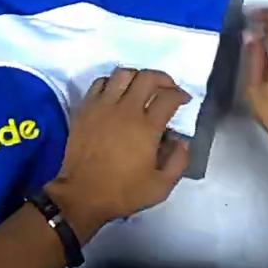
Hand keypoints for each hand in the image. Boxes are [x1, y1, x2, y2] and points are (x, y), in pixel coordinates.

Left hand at [46, 68, 191, 240]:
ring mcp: (102, 106)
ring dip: (136, 76)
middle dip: (163, 78)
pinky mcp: (85, 108)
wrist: (83, 193)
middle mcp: (125, 110)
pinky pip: (99, 83)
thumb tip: (181, 139)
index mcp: (146, 127)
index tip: (184, 99)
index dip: (180, 94)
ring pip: (122, 74)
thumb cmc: (123, 191)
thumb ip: (178, 160)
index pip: (168, 97)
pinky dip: (112, 82)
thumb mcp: (161, 186)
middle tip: (168, 88)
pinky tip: (116, 93)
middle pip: (146, 77)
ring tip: (142, 87)